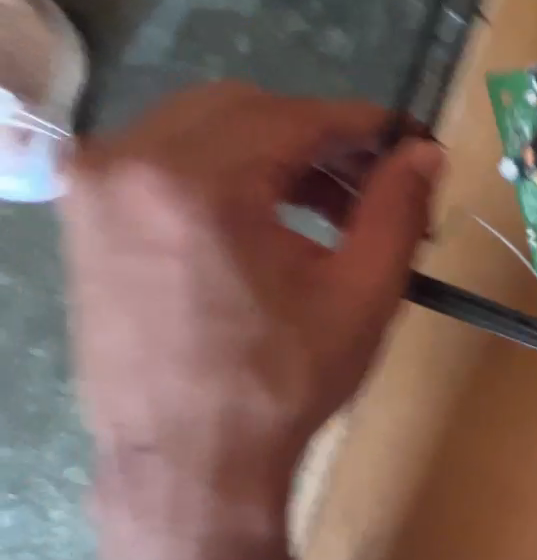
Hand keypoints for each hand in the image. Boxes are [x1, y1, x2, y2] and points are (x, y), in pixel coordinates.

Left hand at [59, 84, 440, 522]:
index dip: (366, 125)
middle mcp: (127, 159)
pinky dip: (234, 173)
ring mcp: (94, 182)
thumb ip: (396, 212)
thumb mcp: (364, 294)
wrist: (192, 450)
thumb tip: (426, 154)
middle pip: (245, 109)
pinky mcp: (87, 209)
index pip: (295, 117)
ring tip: (340, 214)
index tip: (416, 144)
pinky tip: (280, 223)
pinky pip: (170, 158)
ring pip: (204, 128)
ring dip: (280, 154)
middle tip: (385, 186)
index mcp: (197, 180)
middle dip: (324, 139)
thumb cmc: (288, 378)